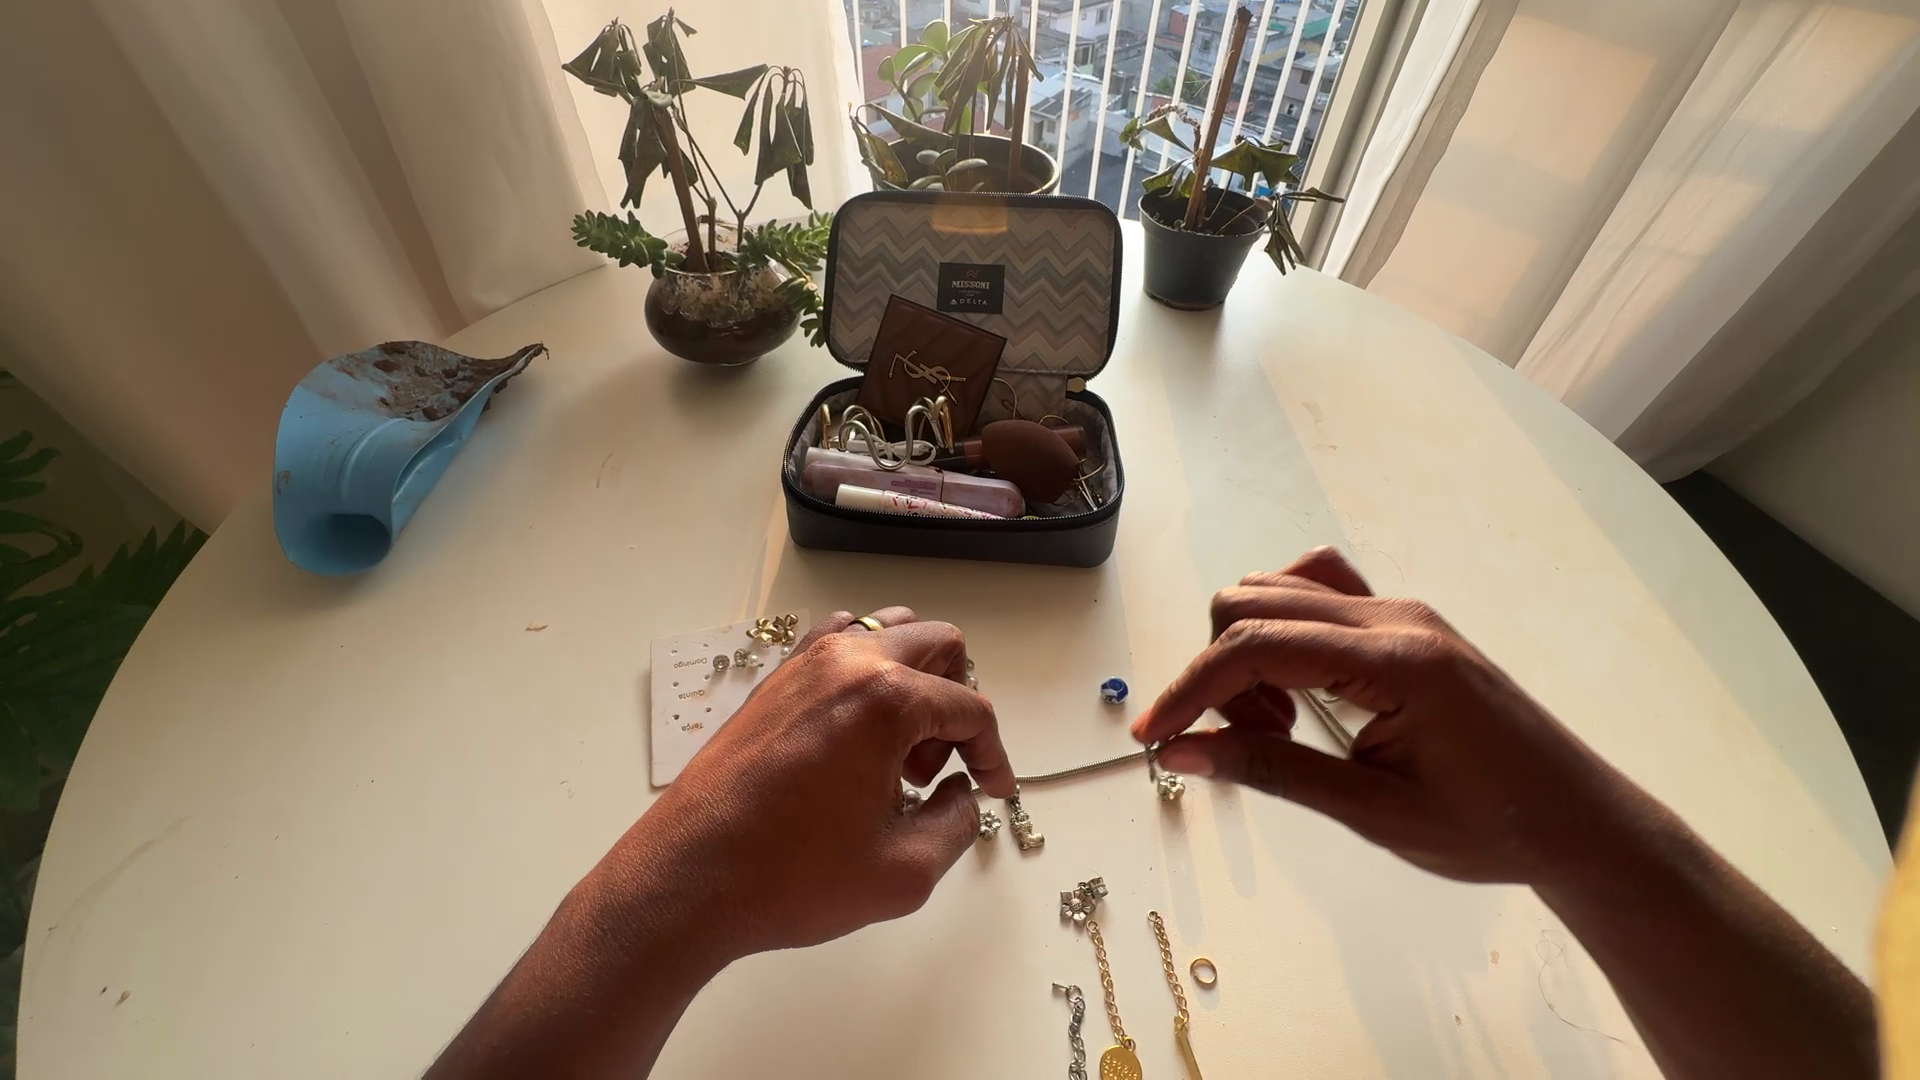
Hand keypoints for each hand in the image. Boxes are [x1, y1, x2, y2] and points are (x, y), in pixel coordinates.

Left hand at [427, 609, 1017, 1079]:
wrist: (686, 878)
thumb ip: (958, 821)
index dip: (994, 753)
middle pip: (940, 648)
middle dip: (954, 705)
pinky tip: (855, 729)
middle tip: (933, 770)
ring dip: (914, 681)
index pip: (971, 708)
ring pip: (891, 632)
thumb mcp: (903, 871)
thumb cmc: (794, 877)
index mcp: (886, 697)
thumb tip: (961, 790)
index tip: (996, 790)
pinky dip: (868, 671)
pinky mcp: (778, 673)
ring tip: (893, 748)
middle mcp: (850, 658)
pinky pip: (841, 641)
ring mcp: (808, 658)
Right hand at [1134, 548, 1645, 885]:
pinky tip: (1295, 672)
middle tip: (1250, 737)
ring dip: (1246, 649)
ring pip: (1273, 589)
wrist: (1584, 823)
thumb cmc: (1493, 829)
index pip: (1254, 647)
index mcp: (1393, 660)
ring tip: (1280, 719)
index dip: (1190, 688)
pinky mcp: (1399, 618)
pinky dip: (1277, 622)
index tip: (1155, 736)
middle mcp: (1391, 615)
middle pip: (1251, 604)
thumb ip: (1271, 771)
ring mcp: (1397, 609)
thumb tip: (1181, 753)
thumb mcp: (1375, 812)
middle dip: (1218, 672)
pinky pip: (1312, 587)